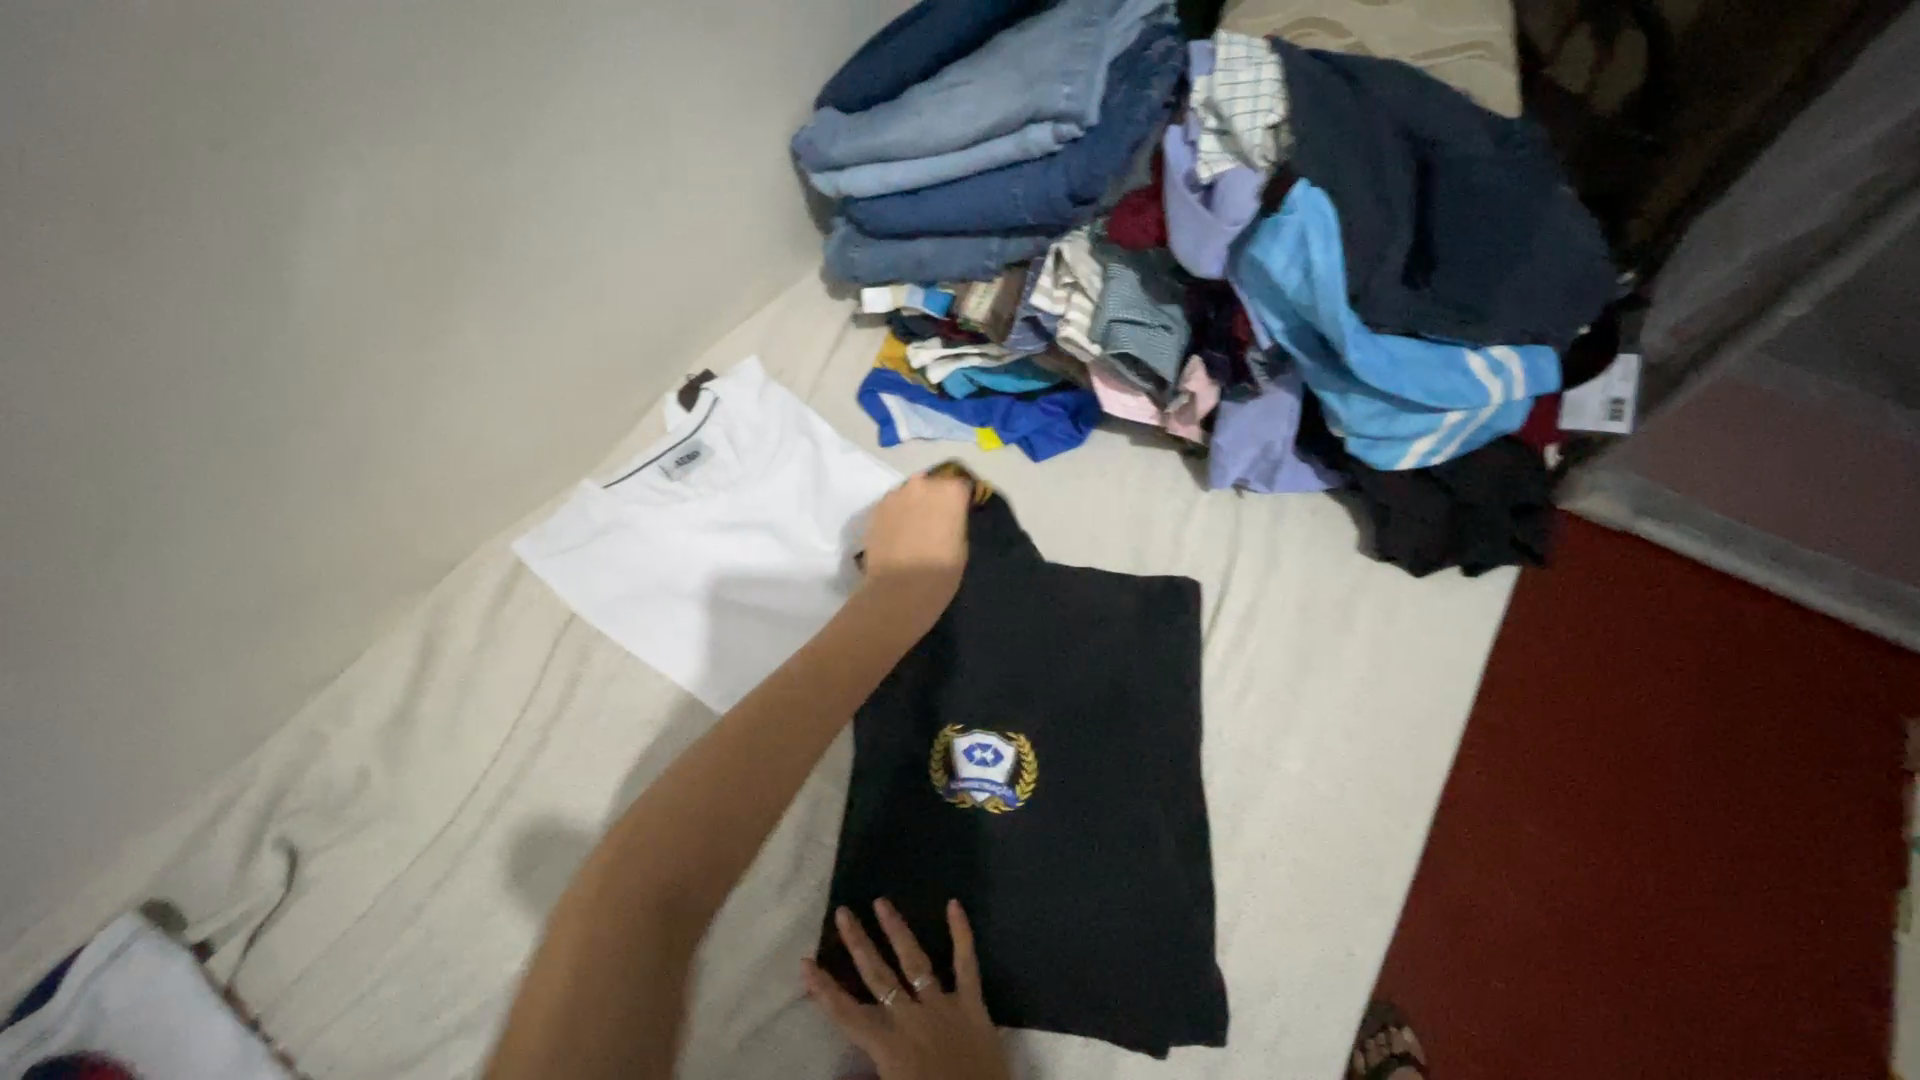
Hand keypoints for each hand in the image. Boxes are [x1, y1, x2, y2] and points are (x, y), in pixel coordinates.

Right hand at [802, 899, 1008, 1079]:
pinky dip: (962, 934)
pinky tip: (954, 905)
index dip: (825, 990)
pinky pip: (966, 965)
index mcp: (889, 1048)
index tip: (807, 963)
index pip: (848, 1014)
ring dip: (896, 930)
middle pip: (878, 976)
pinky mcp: (973, 1004)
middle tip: (843, 912)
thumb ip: (865, 1079)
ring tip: (881, 902)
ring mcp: (943, 1007)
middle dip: (858, 943)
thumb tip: (838, 1072)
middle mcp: (912, 1019)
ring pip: (914, 961)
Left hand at [859, 470, 972, 603]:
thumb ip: (956, 522)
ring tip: (915, 529)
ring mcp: (896, 495)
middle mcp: (922, 485)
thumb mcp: (962, 547)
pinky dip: (898, 514)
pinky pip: (893, 505)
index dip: (962, 499)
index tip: (961, 513)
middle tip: (938, 522)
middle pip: (934, 484)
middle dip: (937, 498)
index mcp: (950, 492)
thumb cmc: (939, 573)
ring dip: (915, 504)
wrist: (897, 590)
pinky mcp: (876, 509)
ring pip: (911, 493)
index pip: (962, 485)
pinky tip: (898, 534)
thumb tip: (950, 518)